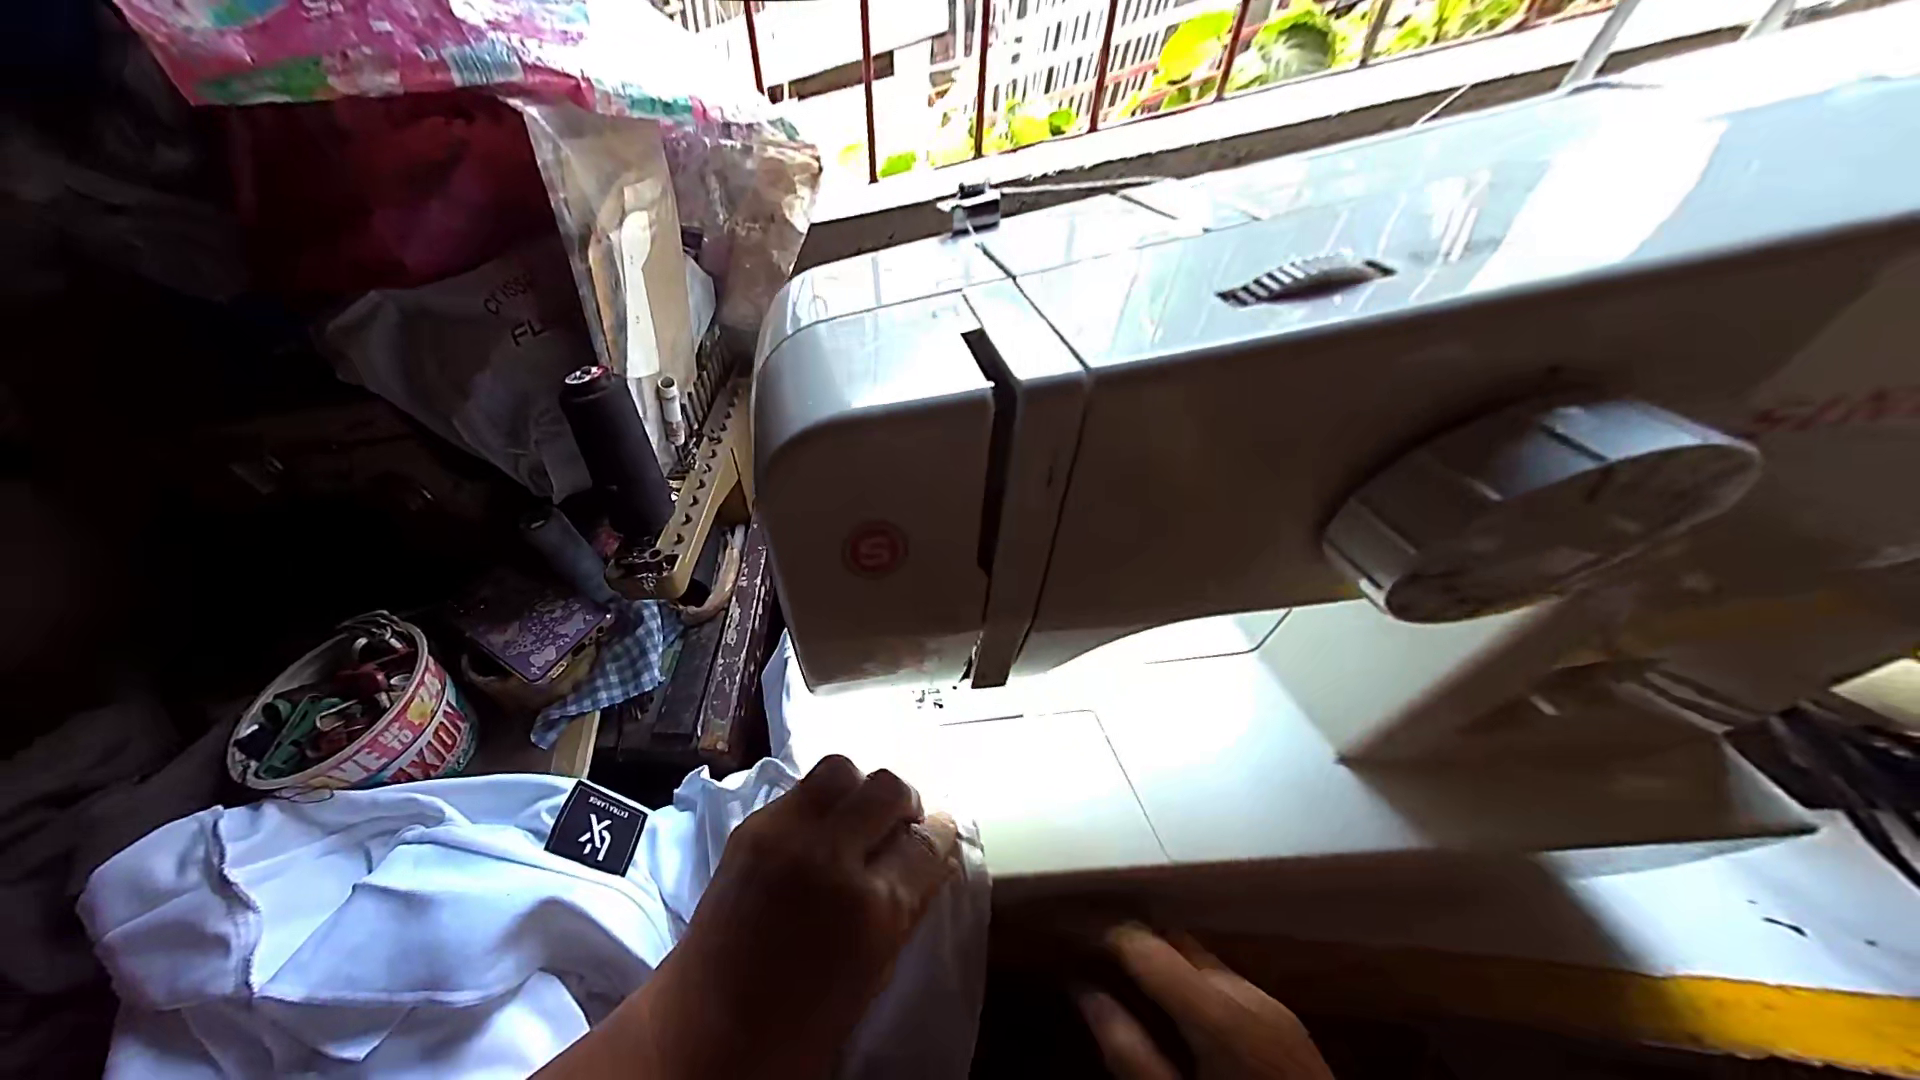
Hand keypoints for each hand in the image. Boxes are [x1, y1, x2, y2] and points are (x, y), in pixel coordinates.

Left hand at [537, 755, 960, 1079]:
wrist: (696, 1037)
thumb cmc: (799, 1026)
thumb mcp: (873, 973)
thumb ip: (905, 907)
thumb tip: (932, 859)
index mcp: (870, 908)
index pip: (928, 843)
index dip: (940, 836)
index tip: (939, 836)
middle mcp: (829, 856)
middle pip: (888, 787)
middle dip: (905, 803)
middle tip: (900, 827)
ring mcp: (783, 835)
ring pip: (841, 769)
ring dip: (859, 790)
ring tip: (856, 820)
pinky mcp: (748, 828)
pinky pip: (800, 789)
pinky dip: (819, 803)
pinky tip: (817, 833)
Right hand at [1079, 924, 1333, 1079]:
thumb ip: (1127, 1050)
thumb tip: (1082, 989)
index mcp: (1217, 1010)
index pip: (1143, 941)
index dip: (1099, 929)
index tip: (1065, 928)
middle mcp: (1244, 988)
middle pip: (1172, 939)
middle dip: (1128, 940)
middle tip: (1088, 951)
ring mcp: (1270, 1000)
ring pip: (1198, 956)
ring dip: (1159, 959)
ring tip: (1123, 975)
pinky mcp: (1283, 1017)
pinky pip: (1222, 980)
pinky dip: (1189, 980)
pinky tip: (1172, 1005)